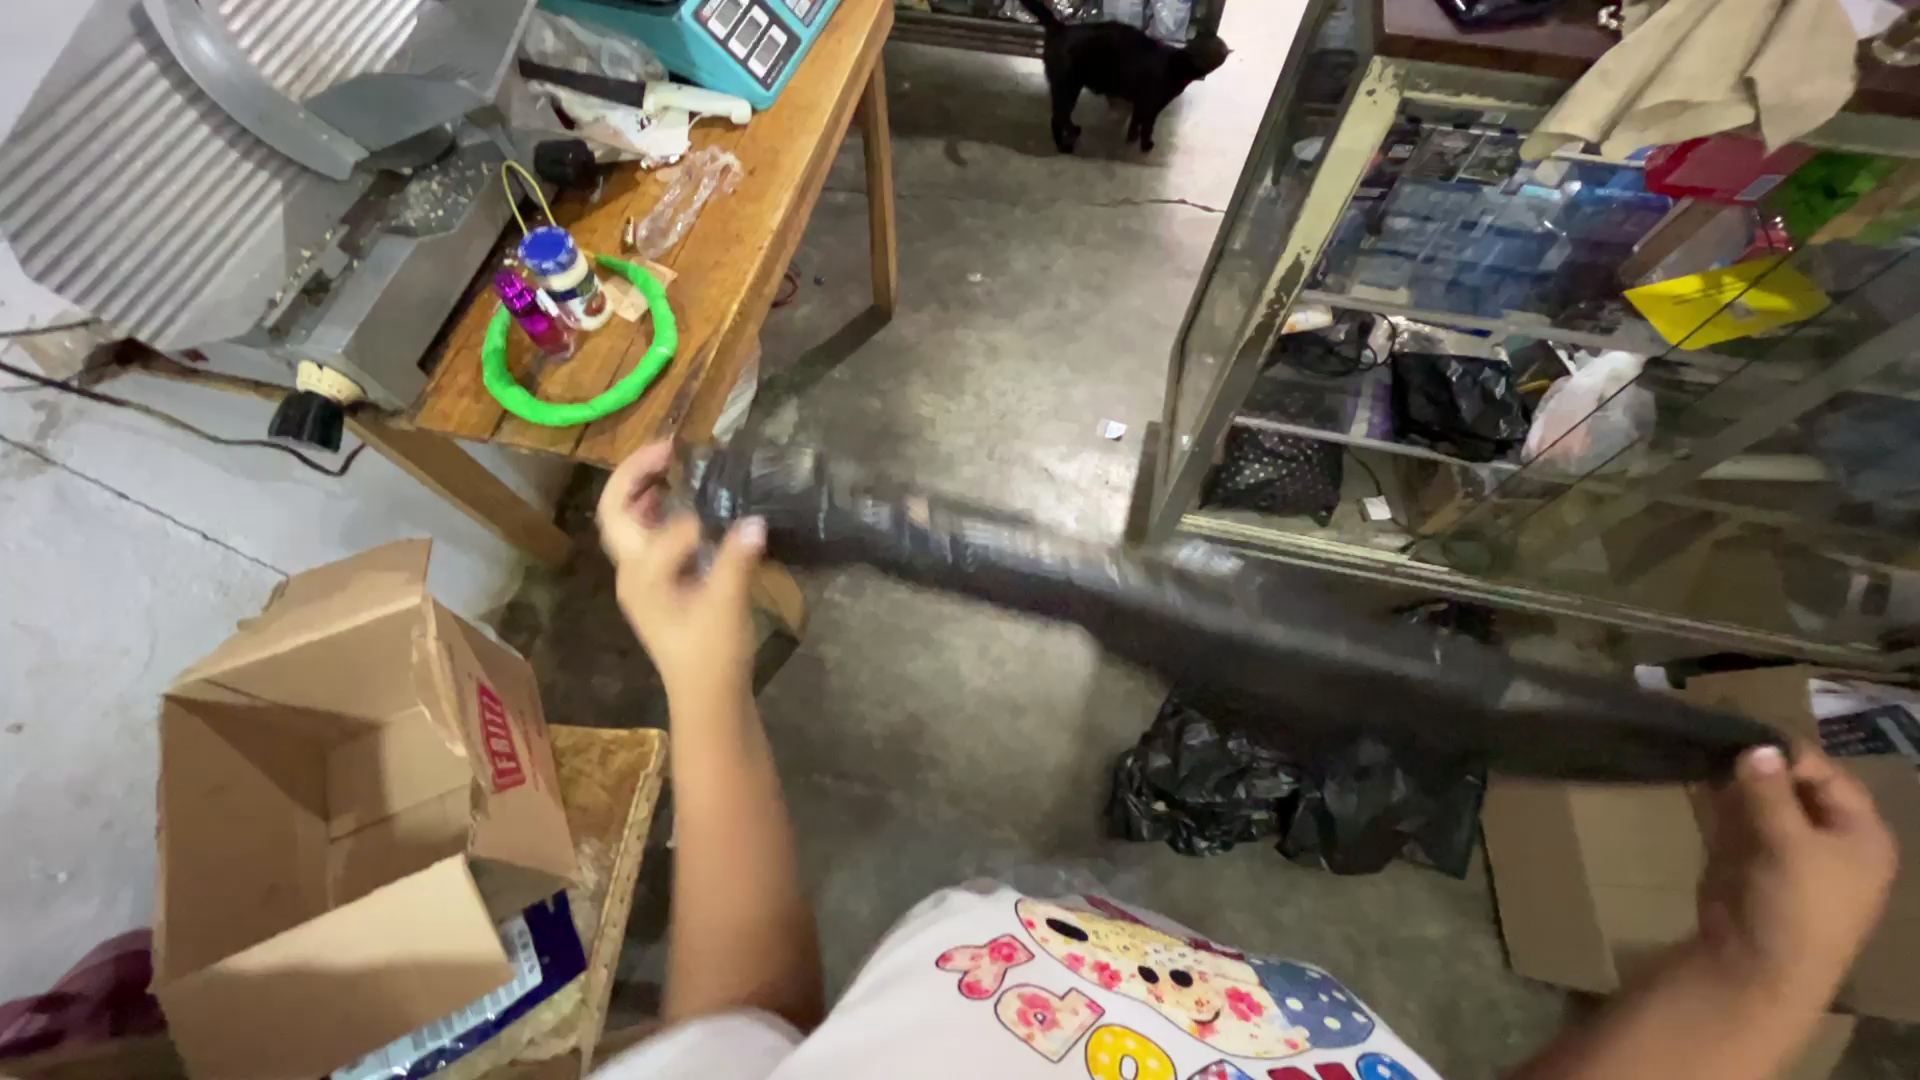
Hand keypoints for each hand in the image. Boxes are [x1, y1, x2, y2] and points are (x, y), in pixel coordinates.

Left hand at [596, 441, 766, 701]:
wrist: (707, 696)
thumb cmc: (711, 655)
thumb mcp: (726, 607)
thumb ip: (737, 561)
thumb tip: (756, 521)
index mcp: (641, 577)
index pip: (656, 527)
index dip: (688, 509)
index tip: (719, 493)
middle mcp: (633, 573)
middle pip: (617, 512)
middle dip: (637, 475)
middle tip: (670, 449)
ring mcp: (643, 580)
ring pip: (630, 524)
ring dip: (646, 491)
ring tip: (675, 467)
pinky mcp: (660, 586)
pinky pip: (651, 537)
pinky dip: (664, 512)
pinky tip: (692, 506)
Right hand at [1693, 742, 1896, 1010]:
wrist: (1758, 958)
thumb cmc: (1797, 904)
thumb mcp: (1790, 845)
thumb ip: (1770, 794)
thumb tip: (1757, 746)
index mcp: (1860, 834)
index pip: (1829, 777)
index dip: (1790, 754)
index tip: (1741, 730)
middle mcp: (1825, 834)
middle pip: (1793, 783)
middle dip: (1757, 760)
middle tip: (1712, 731)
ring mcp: (1782, 842)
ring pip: (1759, 795)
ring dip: (1732, 773)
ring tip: (1696, 744)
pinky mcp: (1744, 850)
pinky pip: (1733, 811)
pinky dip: (1715, 791)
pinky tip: (1693, 771)